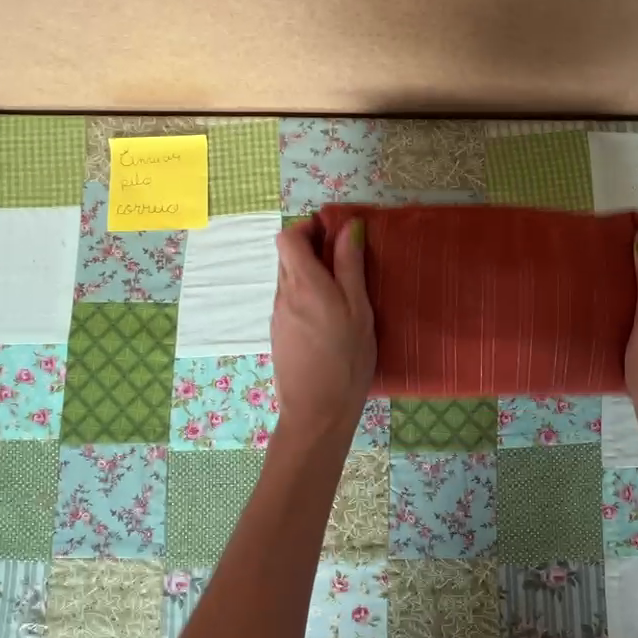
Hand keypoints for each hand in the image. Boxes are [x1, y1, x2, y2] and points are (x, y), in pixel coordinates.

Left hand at [271, 219, 375, 434]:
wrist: (317, 410)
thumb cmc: (347, 358)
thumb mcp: (359, 309)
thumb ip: (351, 266)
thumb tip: (348, 227)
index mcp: (304, 283)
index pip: (288, 237)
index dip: (309, 228)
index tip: (336, 234)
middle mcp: (284, 295)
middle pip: (287, 256)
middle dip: (313, 248)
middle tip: (347, 260)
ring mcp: (279, 316)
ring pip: (290, 279)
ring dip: (312, 273)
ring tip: (344, 291)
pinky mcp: (280, 334)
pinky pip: (291, 301)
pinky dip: (309, 296)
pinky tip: (331, 318)